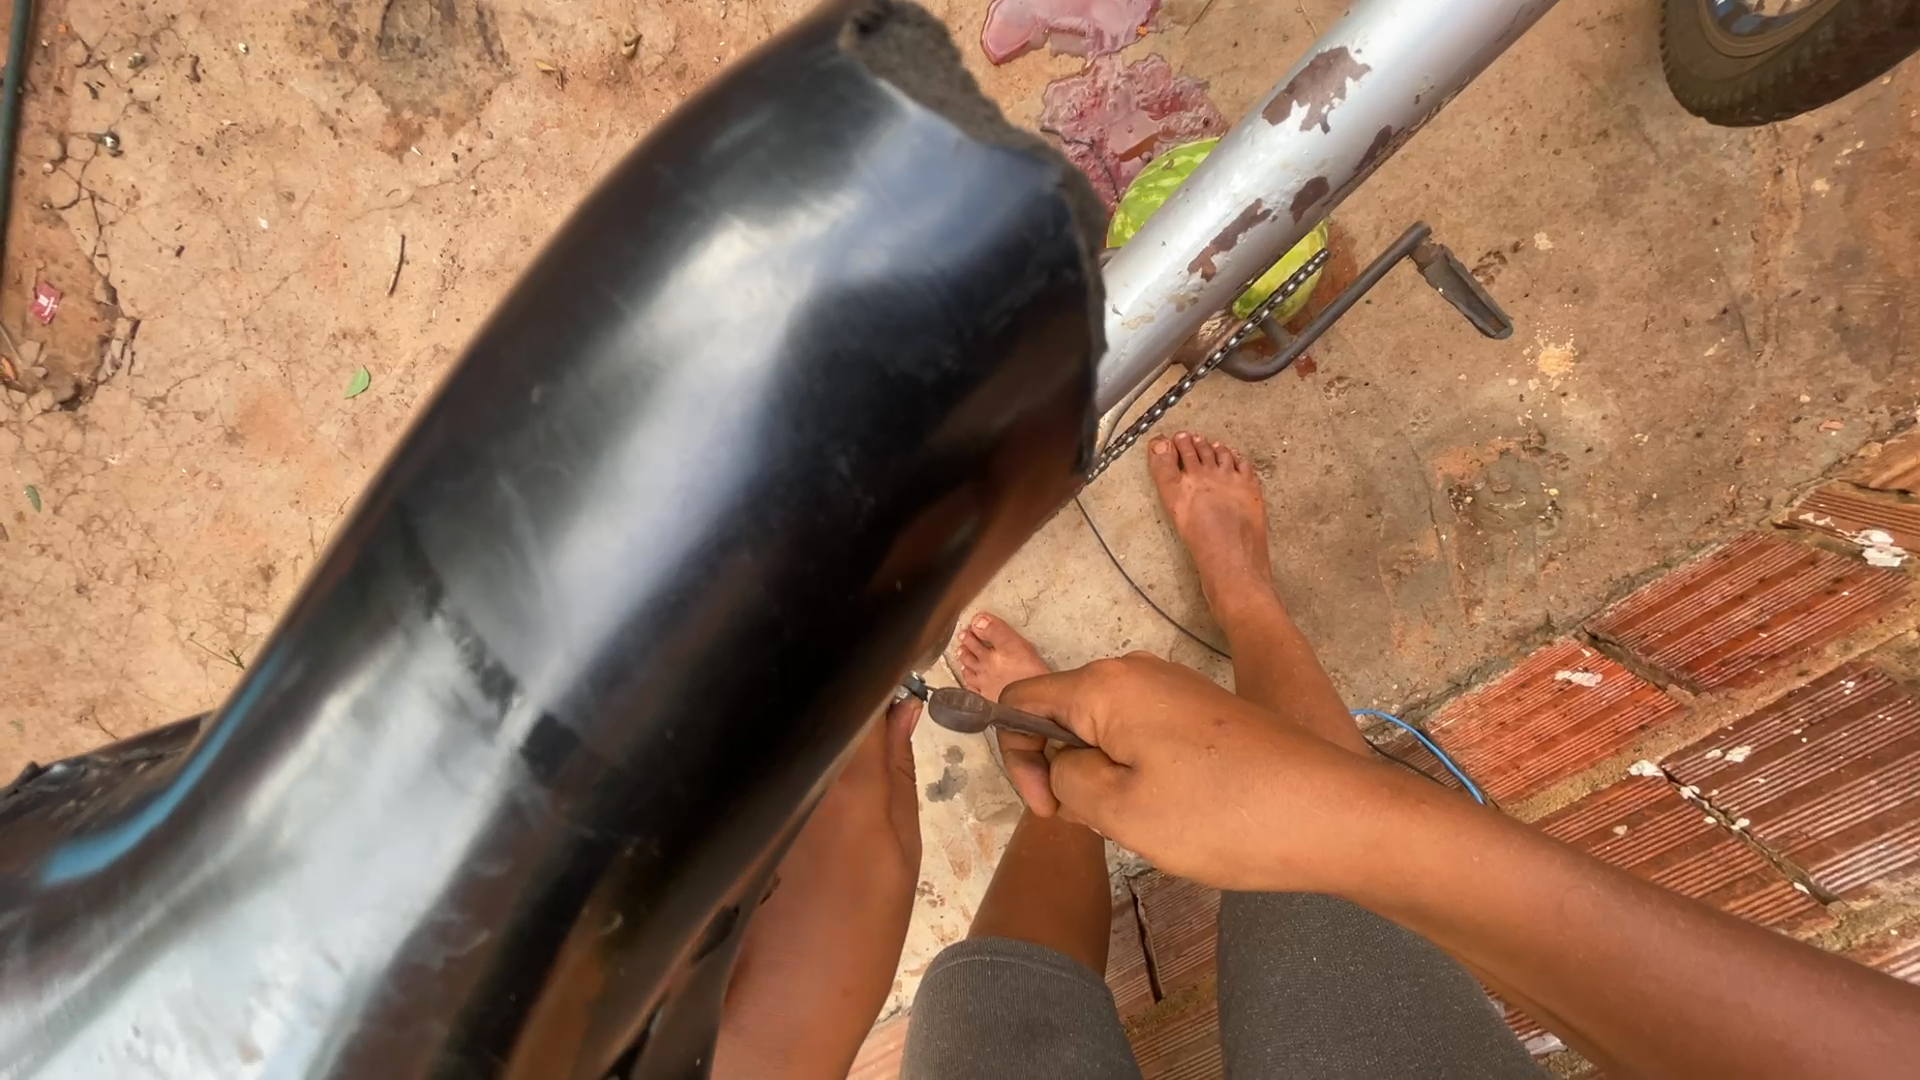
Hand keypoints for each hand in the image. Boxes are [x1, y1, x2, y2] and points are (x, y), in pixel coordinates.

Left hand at [713, 697, 921, 1079]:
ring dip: (813, 718)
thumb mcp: (904, 853)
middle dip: (844, 691)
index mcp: (845, 783)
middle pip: (815, 705)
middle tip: (871, 693)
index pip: (857, 696)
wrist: (782, 1013)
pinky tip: (799, 757)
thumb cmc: (860, 938)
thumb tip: (906, 707)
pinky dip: (784, 749)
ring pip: (786, 729)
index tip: (894, 665)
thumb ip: (901, 772)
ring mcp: (755, 795)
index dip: (875, 671)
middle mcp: (791, 777)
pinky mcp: (733, 814)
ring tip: (837, 721)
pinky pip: (762, 760)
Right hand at [1000, 653, 1414, 892]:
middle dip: (1060, 766)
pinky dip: (1132, 764)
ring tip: (1136, 819)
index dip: (1016, 757)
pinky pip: (1139, 728)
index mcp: (1103, 684)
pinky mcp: (1200, 707)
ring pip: (1101, 724)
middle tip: (1094, 822)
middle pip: (1062, 710)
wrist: (1334, 814)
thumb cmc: (1217, 814)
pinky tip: (1169, 804)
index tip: (1050, 810)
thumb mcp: (1117, 810)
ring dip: (1098, 770)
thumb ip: (1063, 777)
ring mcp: (1172, 684)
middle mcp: (1133, 669)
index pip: (1020, 701)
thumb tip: (1061, 760)